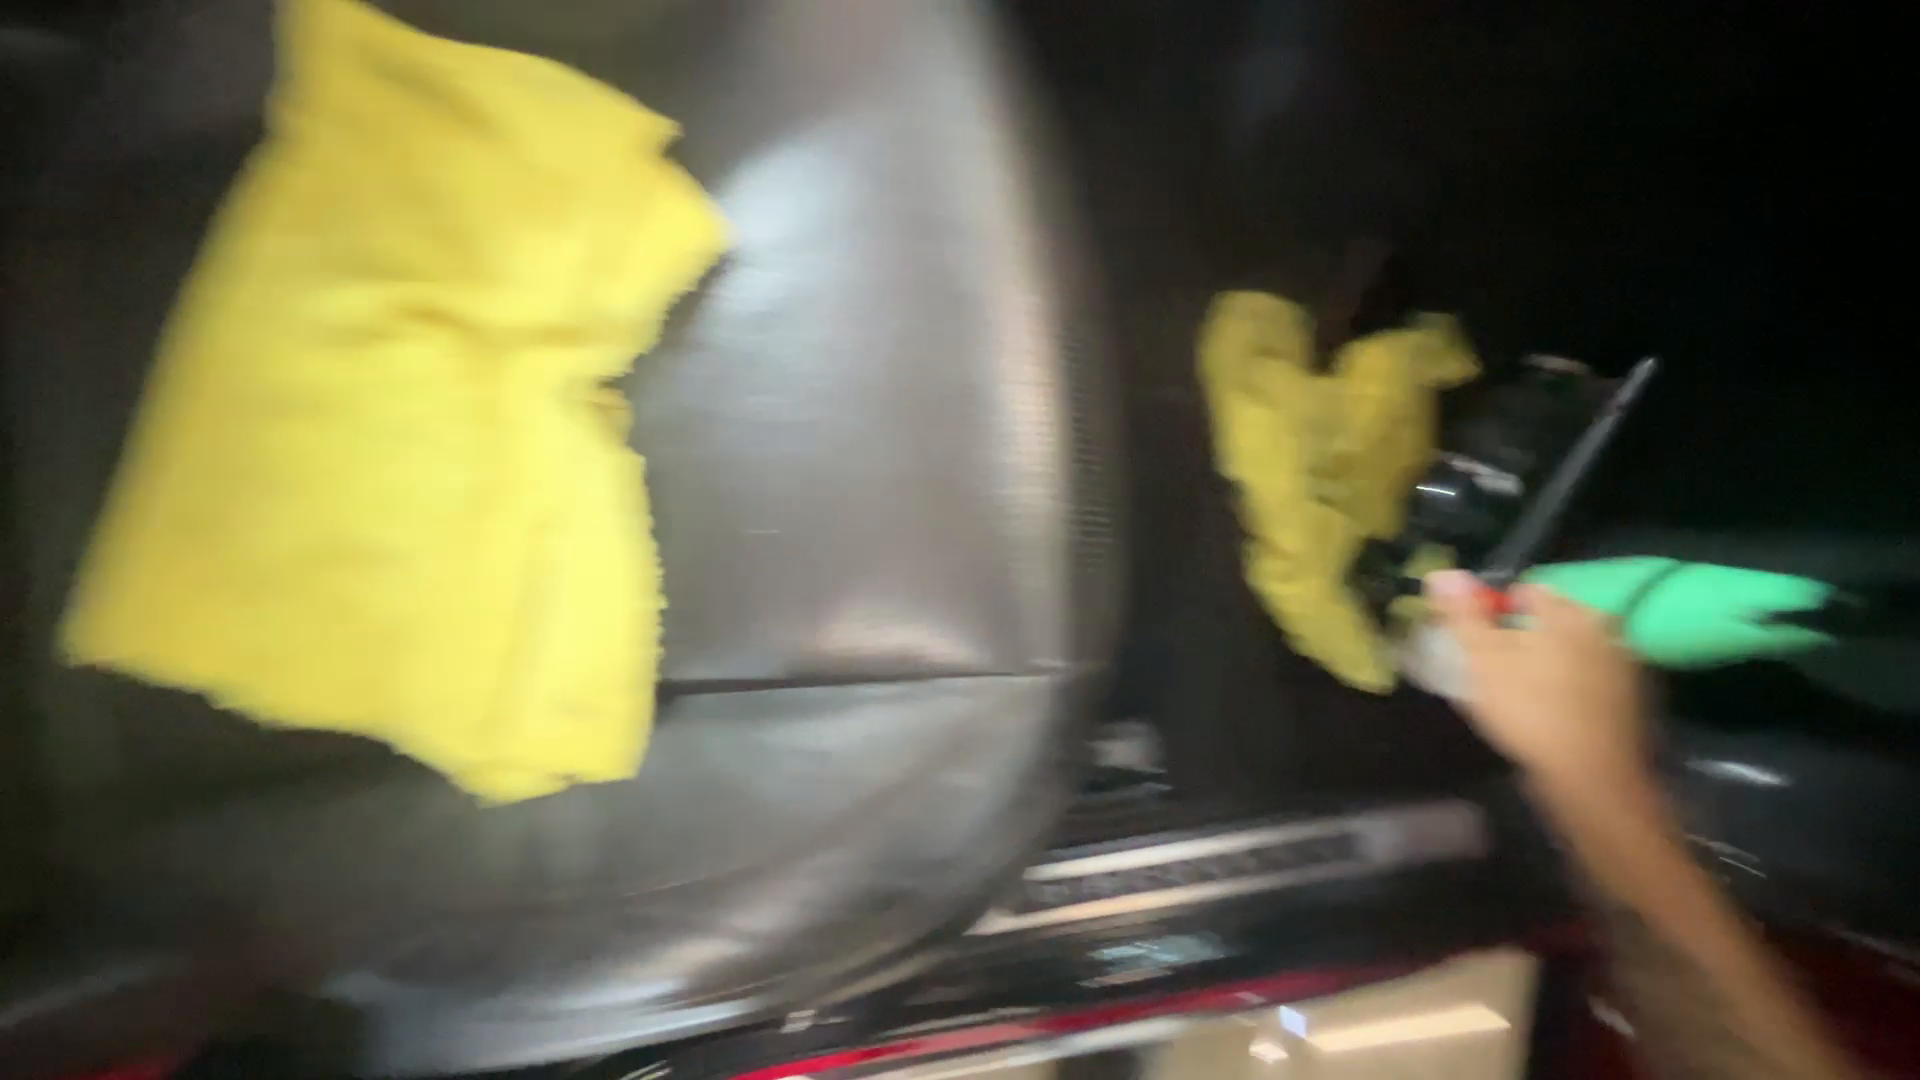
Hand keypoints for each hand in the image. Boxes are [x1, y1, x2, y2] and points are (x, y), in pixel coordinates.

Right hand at [1424, 570, 1648, 794]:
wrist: (1592, 777)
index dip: (1494, 609)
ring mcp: (1625, 666)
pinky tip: (1550, 709)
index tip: (1476, 636)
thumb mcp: (1480, 657)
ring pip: (1573, 649)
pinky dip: (1570, 685)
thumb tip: (1442, 572)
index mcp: (1568, 613)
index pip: (1525, 591)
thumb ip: (1462, 613)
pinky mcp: (1634, 700)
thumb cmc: (1528, 709)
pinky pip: (1591, 678)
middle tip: (1493, 664)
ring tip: (1518, 688)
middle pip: (1552, 620)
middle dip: (1523, 633)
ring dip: (1548, 659)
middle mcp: (1605, 629)